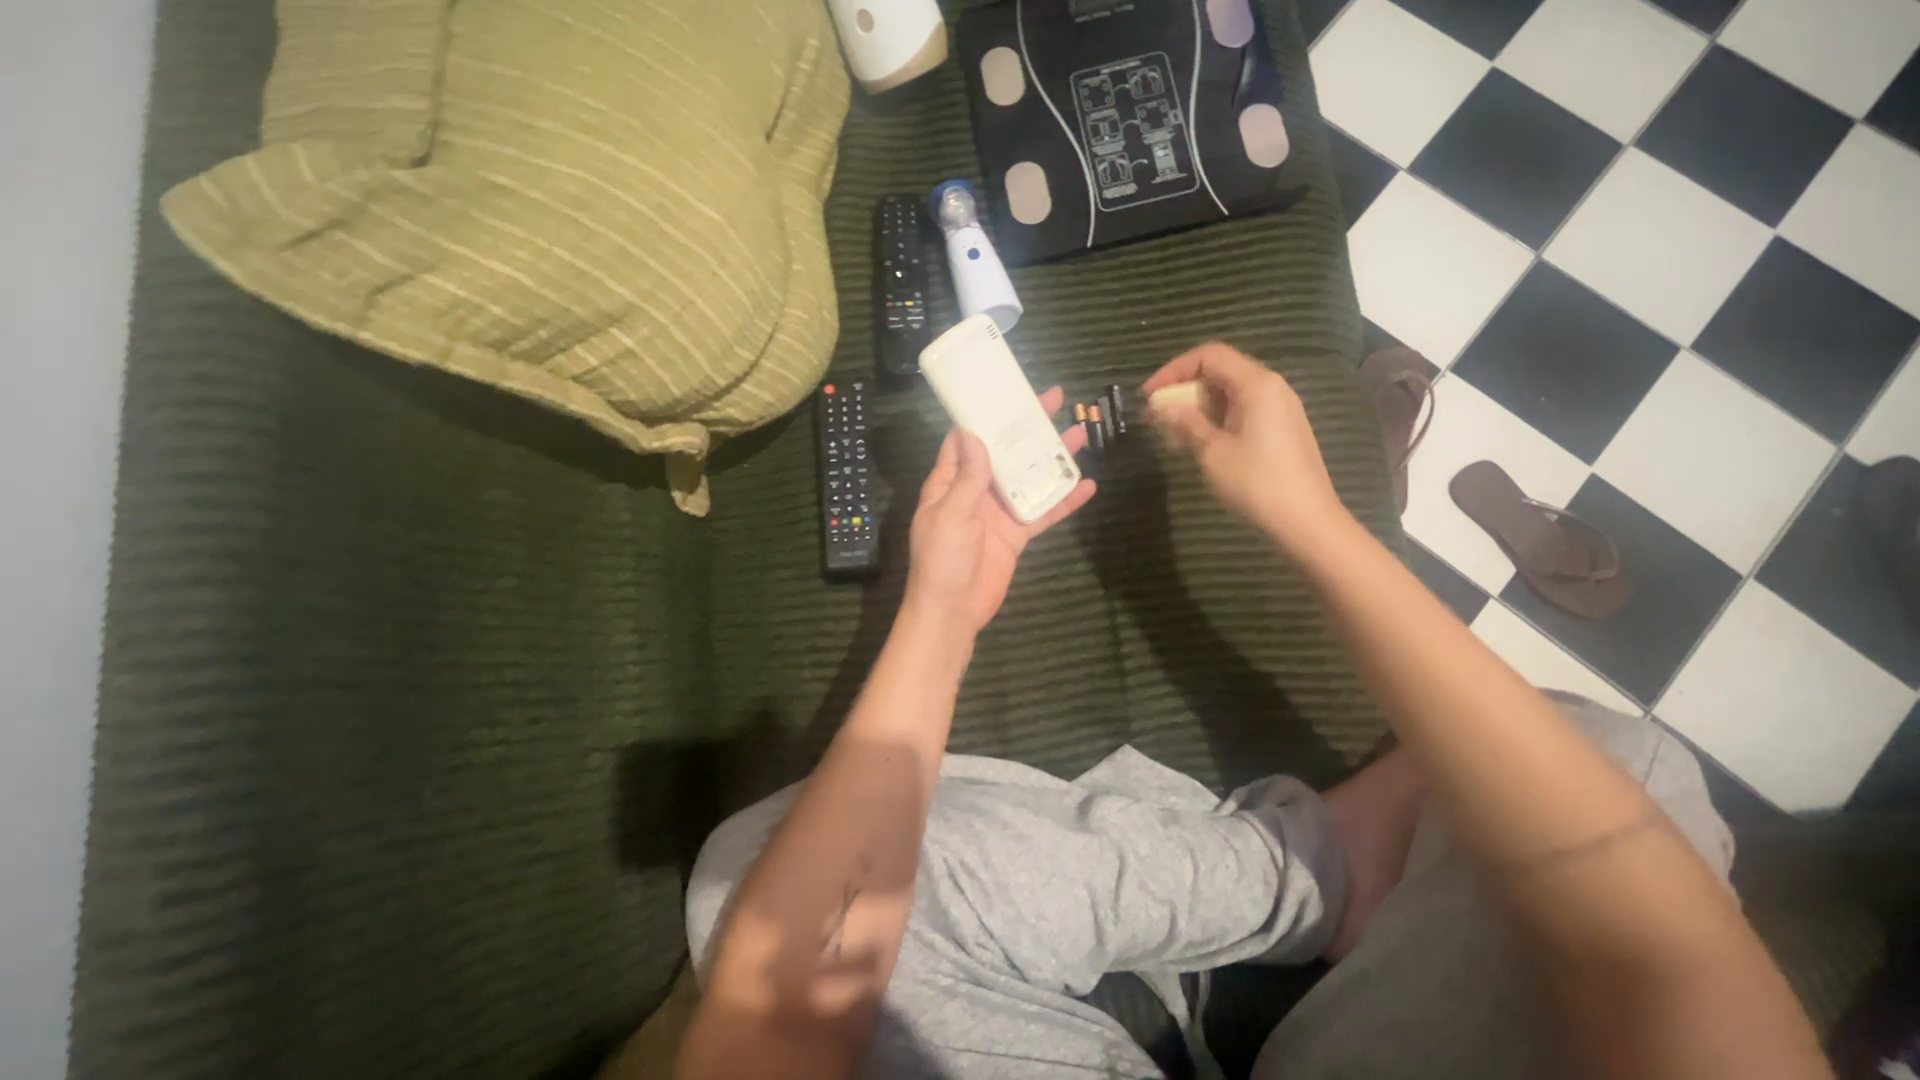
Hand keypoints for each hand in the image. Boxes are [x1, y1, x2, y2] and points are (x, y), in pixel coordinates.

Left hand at [904, 387, 1097, 635]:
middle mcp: (975, 491)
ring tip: (1080, 434)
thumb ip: (967, 478)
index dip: (986, 416)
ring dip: (1052, 457)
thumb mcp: (950, 515)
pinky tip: (1087, 486)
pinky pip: (1043, 512)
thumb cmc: (941, 560)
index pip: (967, 440)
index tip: (1008, 392)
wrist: (953, 611)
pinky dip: (1064, 500)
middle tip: (1057, 400)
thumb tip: (975, 436)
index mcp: (949, 482)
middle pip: (1004, 452)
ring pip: (1028, 477)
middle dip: (1028, 427)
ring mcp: (998, 512)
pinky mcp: (1016, 534)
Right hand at [1142, 343, 1348, 553]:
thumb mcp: (1212, 452)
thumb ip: (1186, 423)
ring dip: (1200, 405)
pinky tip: (1203, 442)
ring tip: (1174, 431)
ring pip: (1232, 392)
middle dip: (1185, 388)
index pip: (1209, 356)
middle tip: (1158, 414)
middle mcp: (1272, 387)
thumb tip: (1162, 407)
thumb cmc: (1256, 482)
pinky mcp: (1284, 429)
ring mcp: (1281, 408)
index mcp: (1256, 383)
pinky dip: (1218, 418)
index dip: (1173, 370)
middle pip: (1221, 371)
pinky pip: (1244, 410)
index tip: (1148, 396)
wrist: (1306, 520)